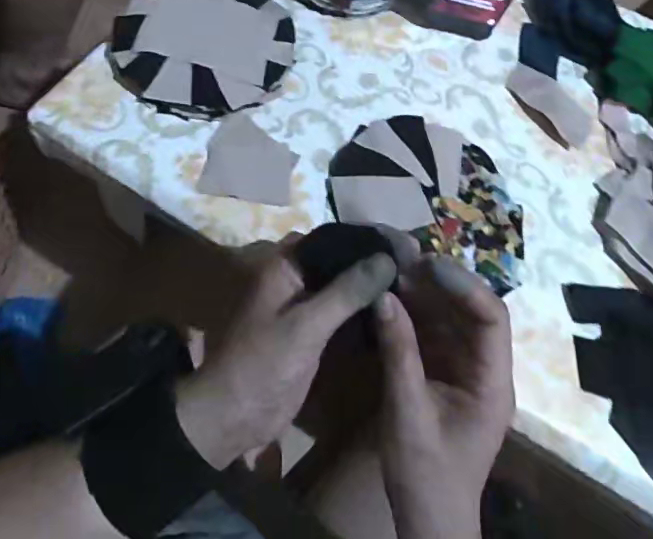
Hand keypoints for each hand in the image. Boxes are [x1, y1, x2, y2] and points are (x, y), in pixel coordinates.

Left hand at [172, 245, 396, 469]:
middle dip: (377, 257)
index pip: (335, 238)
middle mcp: (297, 277)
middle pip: (343, 258)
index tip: (409, 242)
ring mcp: (305, 305)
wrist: (233, 416)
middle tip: (419, 261)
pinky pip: (345, 310)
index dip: (371, 237)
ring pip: (346, 284)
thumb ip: (345, 292)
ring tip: (416, 281)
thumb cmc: (263, 363)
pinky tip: (396, 310)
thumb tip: (386, 258)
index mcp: (286, 264)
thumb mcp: (305, 326)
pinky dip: (368, 307)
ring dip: (376, 282)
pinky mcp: (313, 331)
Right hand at [373, 257, 514, 538]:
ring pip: (450, 314)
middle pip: (471, 309)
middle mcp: (484, 367)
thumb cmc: (426, 476)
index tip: (427, 266)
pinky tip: (390, 292)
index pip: (492, 319)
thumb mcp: (408, 415)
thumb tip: (383, 297)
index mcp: (493, 383)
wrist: (427, 519)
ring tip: (392, 265)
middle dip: (439, 281)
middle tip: (402, 256)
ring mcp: (463, 366)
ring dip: (422, 289)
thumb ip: (399, 353)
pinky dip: (411, 308)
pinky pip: (431, 328)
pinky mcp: (442, 369)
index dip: (464, 287)